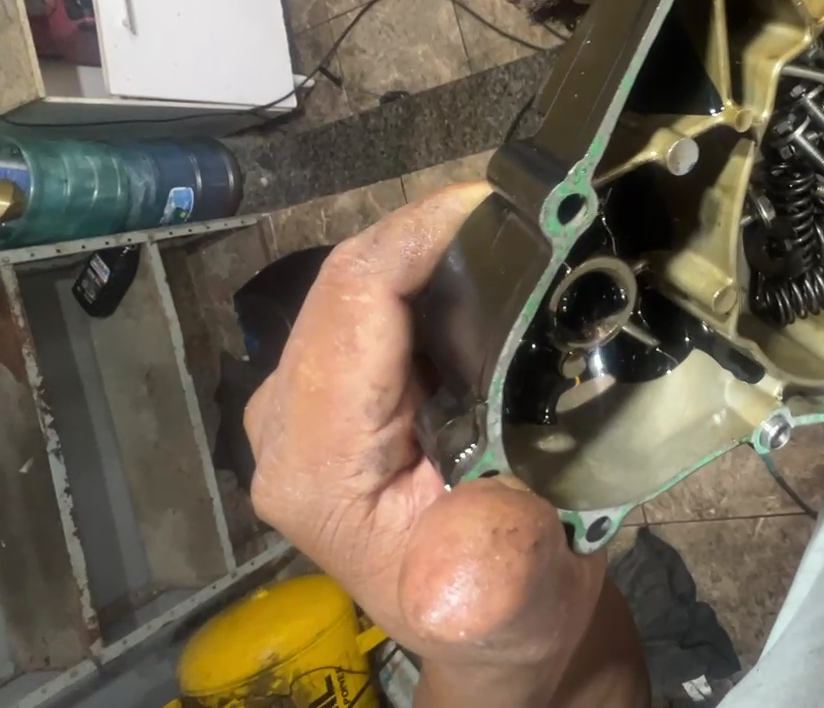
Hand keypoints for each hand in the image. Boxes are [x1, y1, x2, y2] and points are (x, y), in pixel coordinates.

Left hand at [245, 185, 642, 704]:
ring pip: (363, 279)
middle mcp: (295, 419)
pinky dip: (435, 268)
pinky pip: (380, 299)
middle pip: (350, 279)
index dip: (421, 236)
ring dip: (437, 245)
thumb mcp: (513, 610)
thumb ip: (487, 583)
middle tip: (528, 211)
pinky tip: (488, 269)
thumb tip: (463, 568)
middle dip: (435, 230)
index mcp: (320, 463)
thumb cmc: (506, 612)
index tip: (502, 203)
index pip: (354, 304)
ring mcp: (315, 398)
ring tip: (516, 230)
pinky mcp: (345, 387)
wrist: (497, 620)